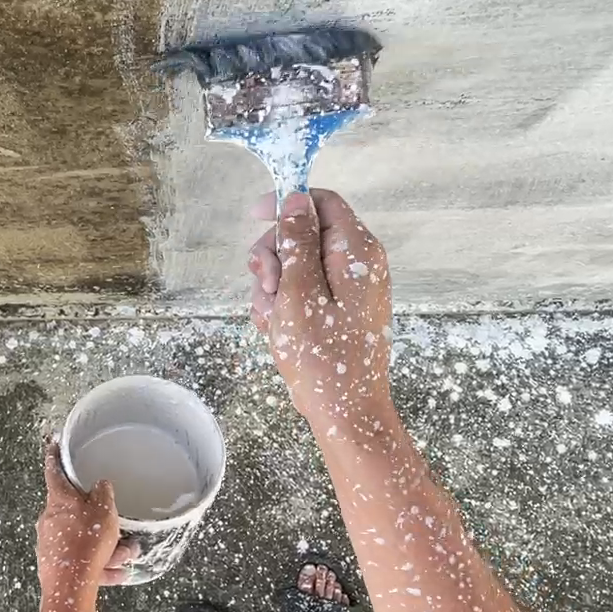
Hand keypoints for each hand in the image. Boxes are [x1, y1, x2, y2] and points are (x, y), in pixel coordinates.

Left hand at [35, 435, 137, 597]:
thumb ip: (104, 493)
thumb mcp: (105, 511)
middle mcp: (49, 518)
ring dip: (105, 546)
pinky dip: (98, 564)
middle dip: (99, 521)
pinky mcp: (53, 564)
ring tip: (126, 557)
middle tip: (118, 530)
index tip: (52, 443)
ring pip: (82, 538)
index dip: (55, 455)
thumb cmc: (87, 543)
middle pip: (75, 511)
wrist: (69, 588)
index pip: (54, 470)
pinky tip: (118, 574)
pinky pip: (79, 558)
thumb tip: (100, 484)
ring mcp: (49, 542)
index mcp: (58, 499)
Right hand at [248, 189, 392, 438]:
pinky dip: (283, 305)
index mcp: (356, 252)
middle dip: (274, 255)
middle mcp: (358, 264)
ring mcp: (349, 289)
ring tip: (271, 318)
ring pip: (297, 265)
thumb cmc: (323, 357)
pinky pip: (303, 292)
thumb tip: (295, 200)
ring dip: (273, 286)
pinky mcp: (339, 310)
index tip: (254, 218)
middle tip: (265, 284)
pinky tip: (277, 328)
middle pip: (304, 234)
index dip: (286, 204)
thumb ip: (297, 241)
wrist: (344, 411)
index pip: (321, 202)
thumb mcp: (298, 292)